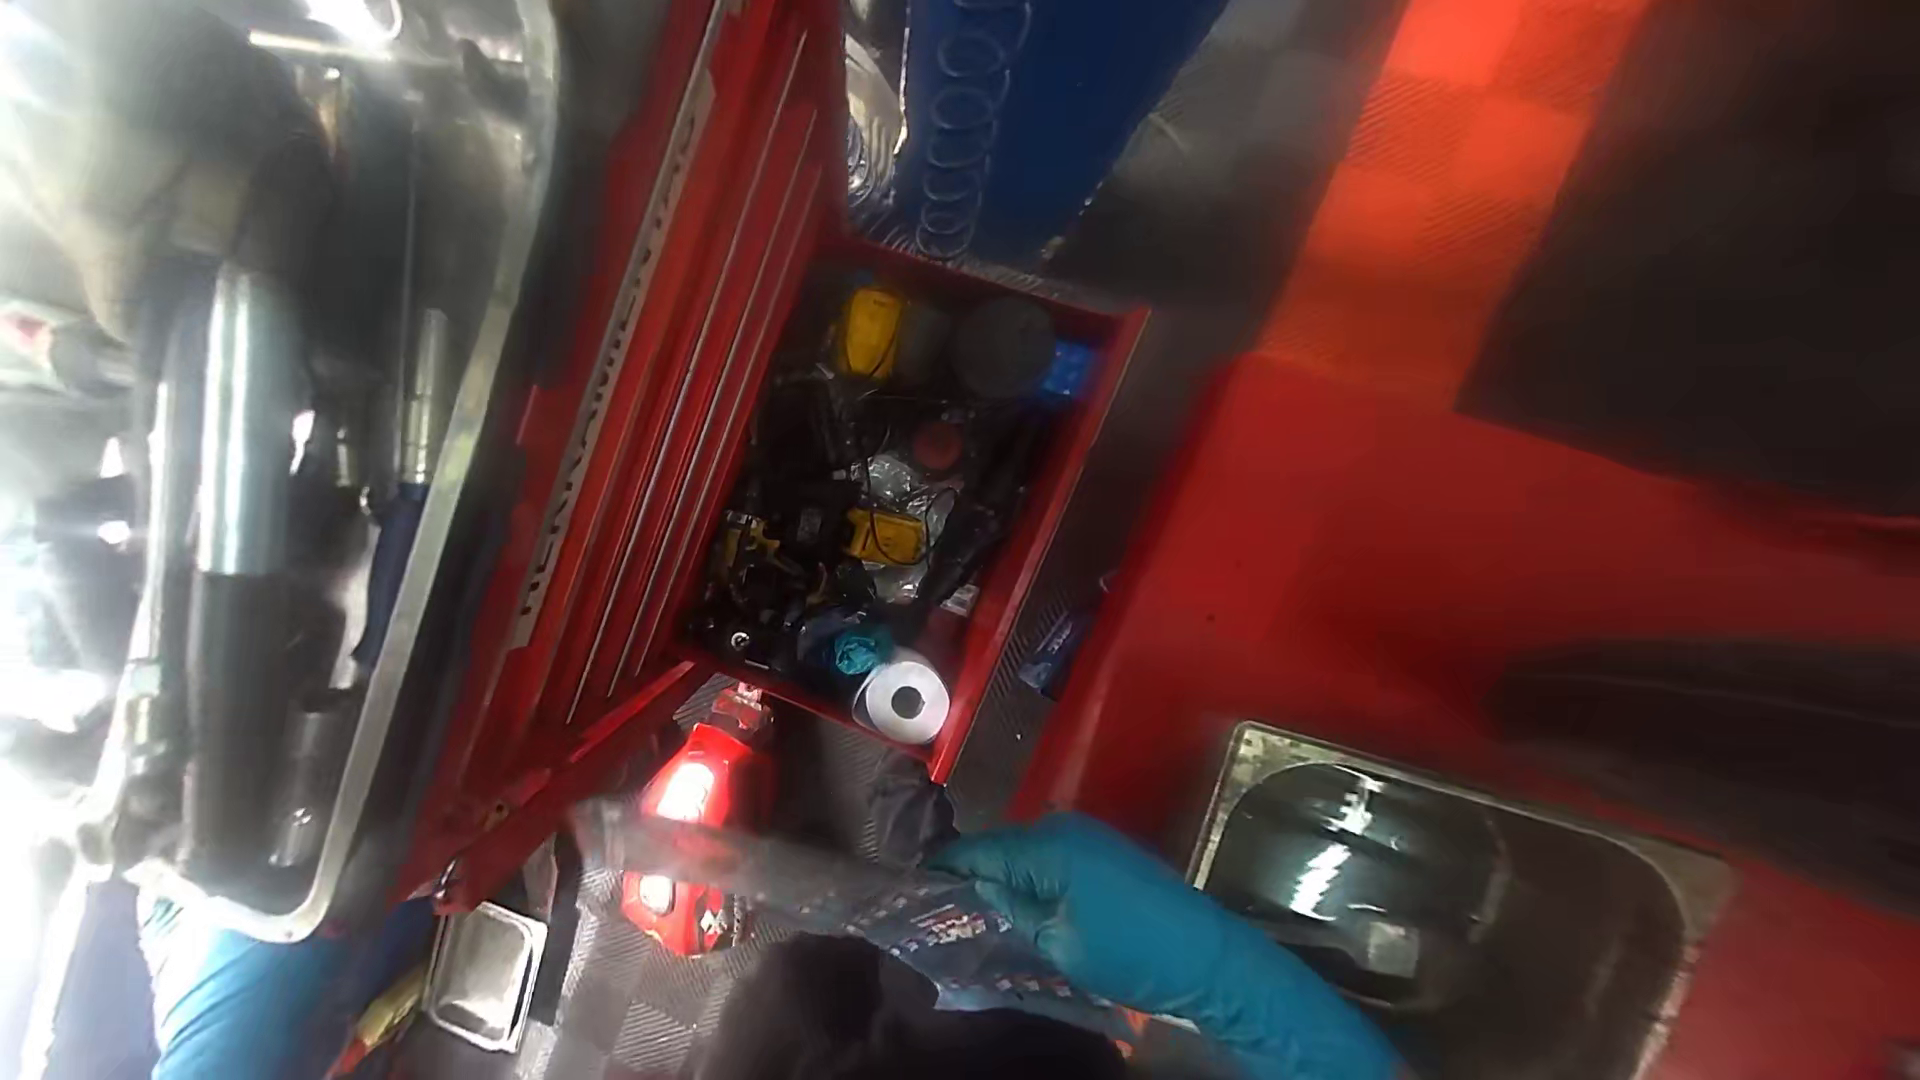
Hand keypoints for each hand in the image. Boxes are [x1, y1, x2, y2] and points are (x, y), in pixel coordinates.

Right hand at [932, 814, 1404, 1079]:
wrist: (1207, 954)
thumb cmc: (1130, 953)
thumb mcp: (1060, 944)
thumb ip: (1013, 911)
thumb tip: (979, 894)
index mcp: (1048, 845)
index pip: (981, 850)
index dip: (948, 867)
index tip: (918, 883)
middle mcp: (1063, 825)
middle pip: (1002, 846)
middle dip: (975, 873)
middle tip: (948, 905)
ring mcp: (1085, 832)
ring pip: (1026, 849)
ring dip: (1005, 874)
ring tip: (981, 905)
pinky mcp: (1101, 844)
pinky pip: (1051, 852)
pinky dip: (1033, 872)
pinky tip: (1026, 897)